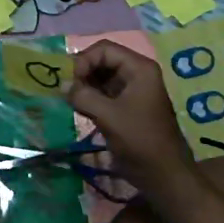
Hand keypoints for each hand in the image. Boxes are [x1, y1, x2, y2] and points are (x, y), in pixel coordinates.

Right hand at [65, 41, 193, 186]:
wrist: (162, 173)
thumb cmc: (139, 140)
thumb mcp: (108, 116)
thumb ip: (83, 96)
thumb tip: (61, 85)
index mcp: (139, 68)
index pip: (104, 49)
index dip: (83, 61)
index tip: (70, 82)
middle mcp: (136, 74)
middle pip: (102, 60)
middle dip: (82, 73)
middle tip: (66, 91)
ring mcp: (132, 90)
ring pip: (101, 77)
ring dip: (84, 86)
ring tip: (70, 101)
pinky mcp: (126, 106)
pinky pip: (104, 93)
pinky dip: (90, 97)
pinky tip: (78, 108)